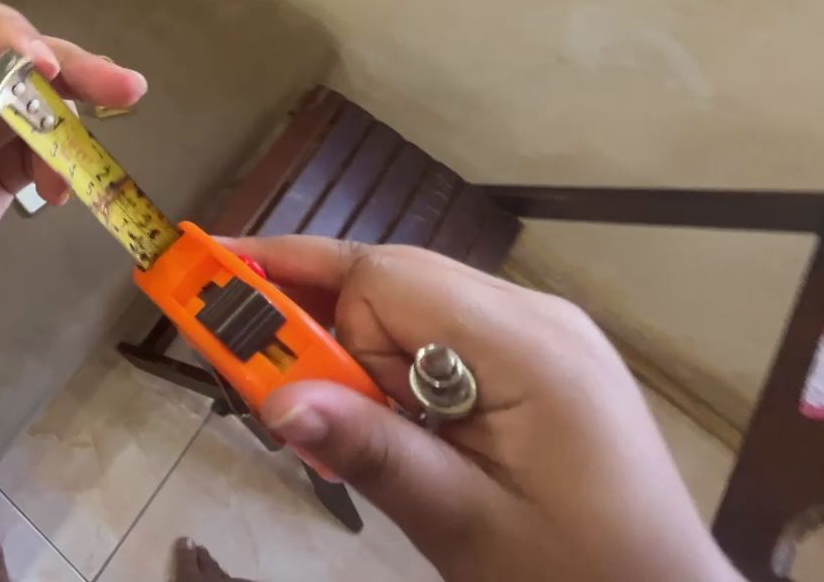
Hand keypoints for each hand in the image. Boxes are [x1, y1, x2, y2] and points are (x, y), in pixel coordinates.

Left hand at [0, 0, 146, 301]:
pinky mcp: (4, 157)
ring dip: (68, 128)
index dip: (14, 36)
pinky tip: (57, 192)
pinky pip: (45, 146)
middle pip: (20, 59)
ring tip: (81, 163)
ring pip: (42, 102)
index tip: (48, 67)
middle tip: (125, 87)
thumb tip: (30, 78)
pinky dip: (59, 164)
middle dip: (70, 73)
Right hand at [219, 236, 740, 581]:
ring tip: (300, 381)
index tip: (261, 360)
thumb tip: (274, 399)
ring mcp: (531, 325)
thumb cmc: (576, 580)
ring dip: (335, 329)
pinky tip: (356, 387)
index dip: (316, 314)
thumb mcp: (465, 527)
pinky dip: (370, 344)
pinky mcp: (524, 347)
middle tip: (248, 351)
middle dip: (310, 308)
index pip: (385, 281)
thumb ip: (372, 453)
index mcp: (529, 346)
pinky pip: (421, 318)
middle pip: (384, 273)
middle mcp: (529, 312)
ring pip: (395, 289)